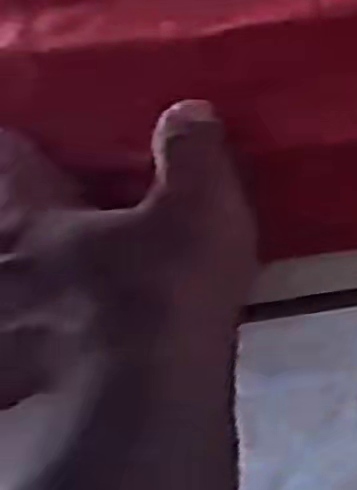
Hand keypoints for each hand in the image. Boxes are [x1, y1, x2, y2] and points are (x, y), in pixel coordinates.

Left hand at [0, 102, 255, 406]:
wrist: (136, 383)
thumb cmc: (168, 280)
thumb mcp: (203, 208)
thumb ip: (192, 156)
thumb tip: (184, 106)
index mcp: (25, 217)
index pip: (8, 158)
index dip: (20, 141)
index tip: (32, 133)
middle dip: (16, 211)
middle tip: (52, 207)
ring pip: (3, 276)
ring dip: (19, 270)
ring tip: (47, 272)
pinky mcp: (7, 360)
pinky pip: (12, 330)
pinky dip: (23, 322)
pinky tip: (40, 327)